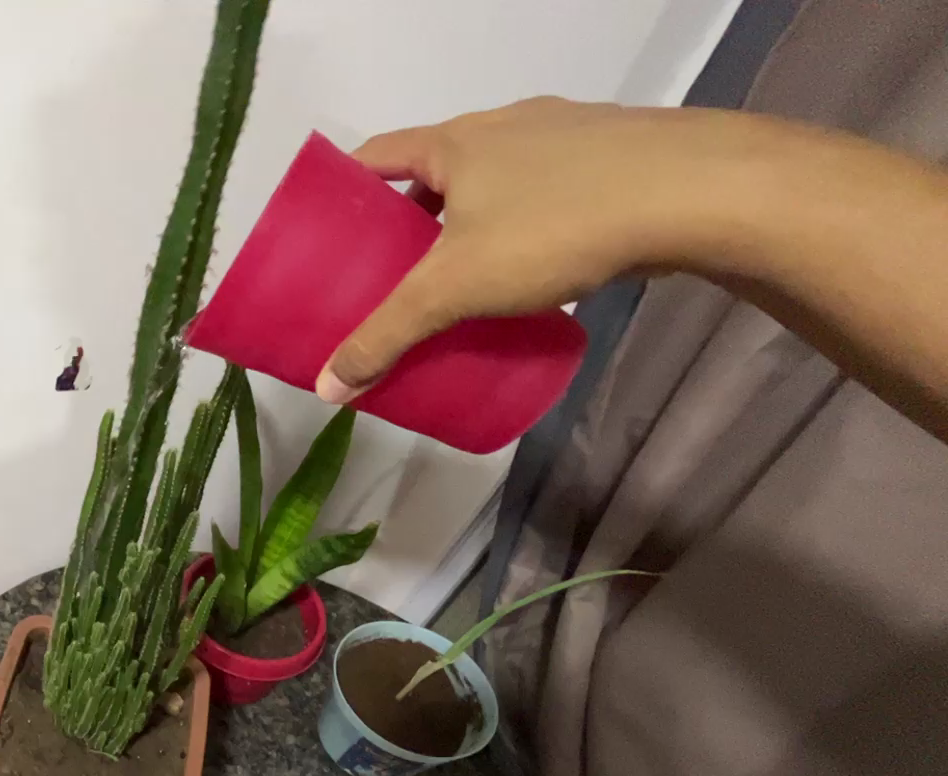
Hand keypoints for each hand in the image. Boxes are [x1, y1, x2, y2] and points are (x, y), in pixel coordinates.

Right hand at [317, 98, 766, 402]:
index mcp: (456, 141)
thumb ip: (385, 337)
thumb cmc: (557, 226)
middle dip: (402, 218)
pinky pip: (539, 190)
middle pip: (429, 171)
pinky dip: (514, 224)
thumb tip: (328, 390)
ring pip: (488, 181)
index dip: (340, 187)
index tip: (325, 230)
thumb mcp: (452, 290)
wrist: (710, 194)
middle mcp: (505, 126)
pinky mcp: (612, 158)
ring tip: (449, 276)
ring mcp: (564, 138)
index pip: (374, 154)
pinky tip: (521, 266)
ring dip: (461, 222)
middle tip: (383, 270)